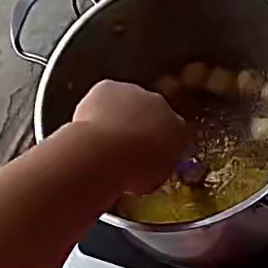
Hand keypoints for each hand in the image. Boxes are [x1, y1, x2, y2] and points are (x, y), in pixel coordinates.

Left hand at [67, 80, 187, 194]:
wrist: (105, 155)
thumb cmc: (132, 173)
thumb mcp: (152, 180)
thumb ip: (155, 169)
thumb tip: (147, 169)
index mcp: (177, 130)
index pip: (174, 134)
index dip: (158, 145)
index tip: (147, 156)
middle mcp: (161, 106)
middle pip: (151, 113)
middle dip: (139, 127)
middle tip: (123, 148)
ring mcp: (134, 92)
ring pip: (126, 103)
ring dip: (118, 117)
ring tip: (103, 141)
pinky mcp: (109, 87)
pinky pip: (103, 97)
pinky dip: (96, 109)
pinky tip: (90, 129)